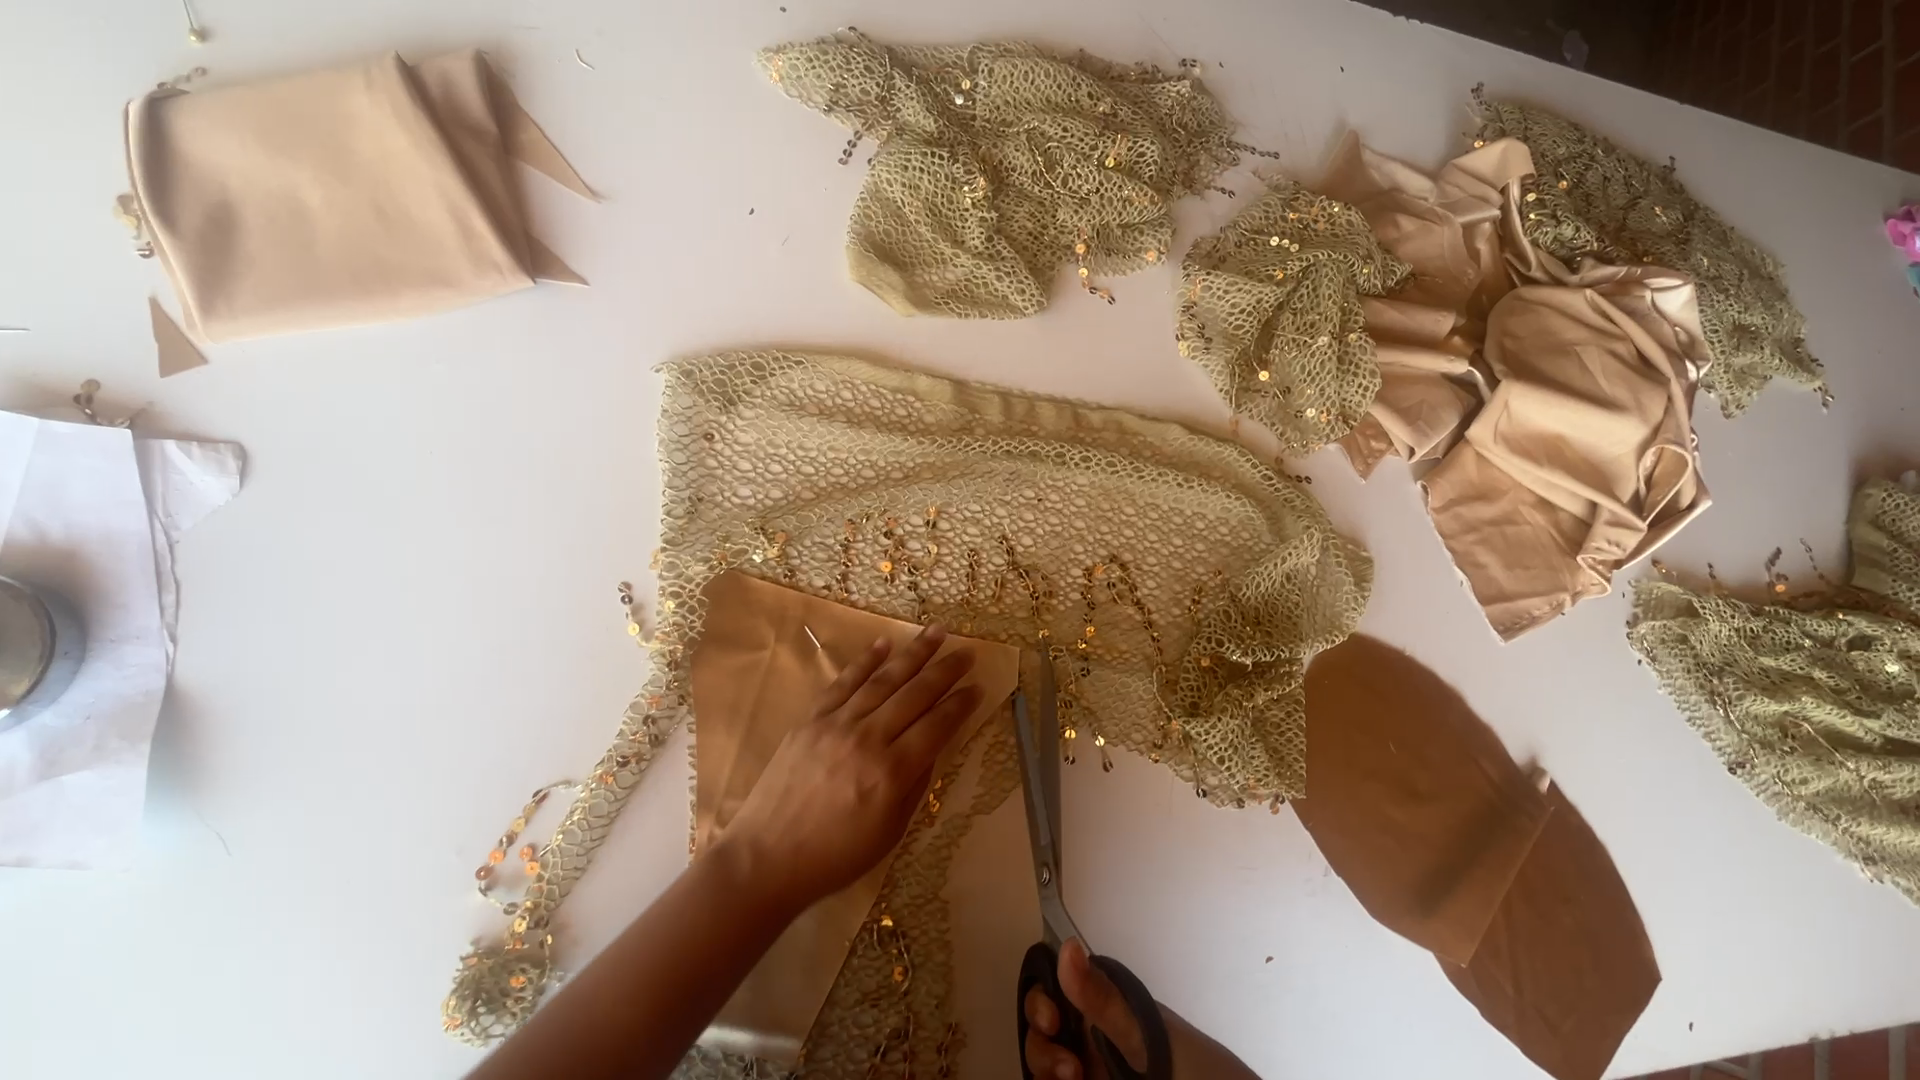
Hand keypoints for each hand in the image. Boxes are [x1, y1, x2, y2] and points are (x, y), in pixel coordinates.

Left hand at [714, 623, 981, 914]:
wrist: (767, 858)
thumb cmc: (835, 856)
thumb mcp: (891, 832)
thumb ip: (915, 785)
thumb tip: (933, 748)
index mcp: (892, 772)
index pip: (937, 726)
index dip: (960, 705)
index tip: (977, 686)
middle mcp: (868, 739)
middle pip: (915, 695)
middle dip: (945, 671)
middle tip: (966, 652)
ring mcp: (836, 724)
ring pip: (882, 680)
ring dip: (912, 654)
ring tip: (935, 632)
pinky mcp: (811, 720)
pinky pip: (843, 683)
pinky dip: (865, 662)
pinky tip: (884, 645)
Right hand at [1023, 938, 1151, 1079]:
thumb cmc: (1191, 1067)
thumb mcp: (1146, 1033)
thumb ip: (1103, 998)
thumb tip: (1066, 945)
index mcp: (1105, 1005)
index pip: (1055, 988)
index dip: (1042, 999)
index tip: (1050, 1019)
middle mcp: (1091, 1033)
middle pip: (1043, 1029)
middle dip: (1041, 1044)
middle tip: (1067, 1068)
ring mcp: (1090, 1066)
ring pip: (1044, 1061)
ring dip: (1044, 1068)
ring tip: (1072, 1079)